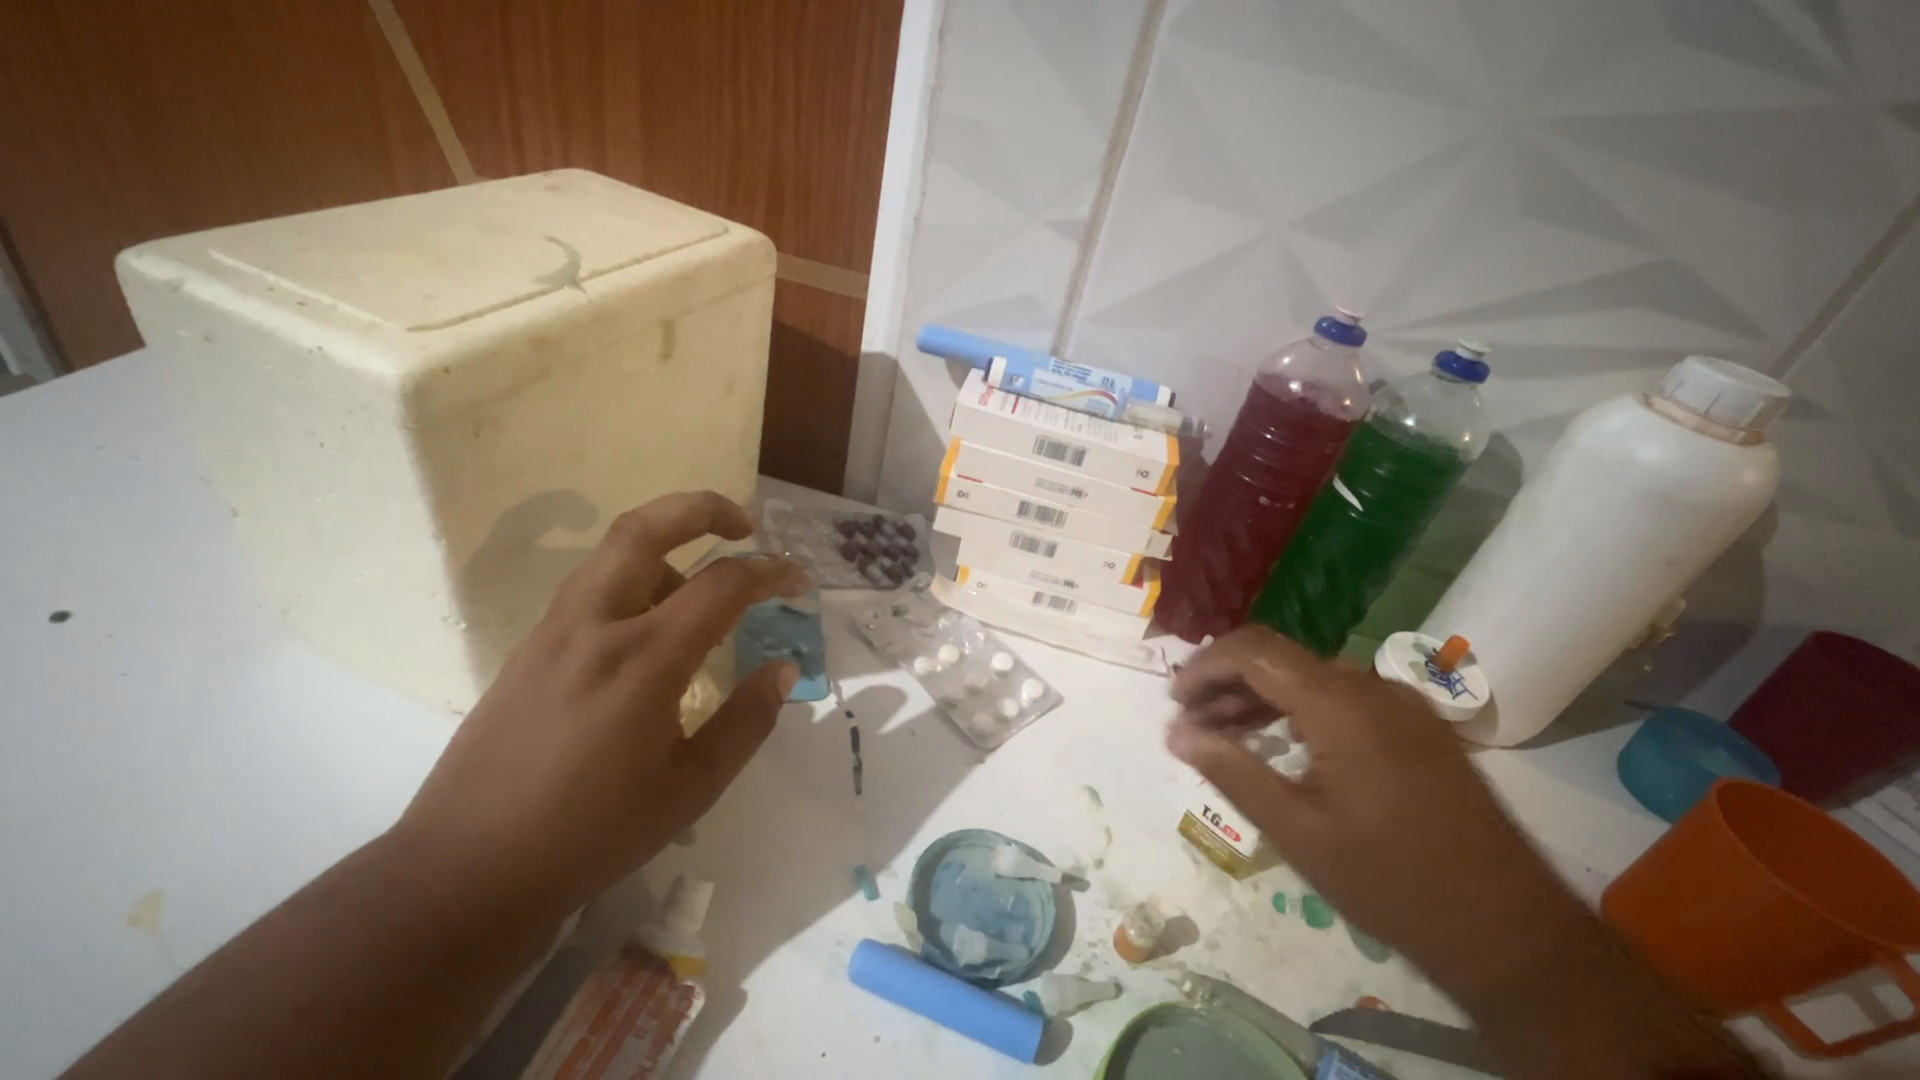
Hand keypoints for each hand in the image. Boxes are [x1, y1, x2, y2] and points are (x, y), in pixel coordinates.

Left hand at [395, 491, 809, 922]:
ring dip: (665, 544)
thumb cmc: (593, 834)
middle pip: (645, 529)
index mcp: (643, 661)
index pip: (720, 586)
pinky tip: (649, 630)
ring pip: (611, 553)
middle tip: (743, 524)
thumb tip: (783, 669)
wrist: (468, 867)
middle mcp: (594, 628)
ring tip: (700, 584)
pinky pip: (589, 589)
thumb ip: (746, 722)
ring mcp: (552, 633)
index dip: (769, 573)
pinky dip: (632, 580)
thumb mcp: (691, 788)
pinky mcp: (528, 650)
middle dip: (701, 508)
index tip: (797, 580)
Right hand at [1167, 627, 1591, 1000]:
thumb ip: (1233, 771)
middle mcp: (1373, 688)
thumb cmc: (1389, 881)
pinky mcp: (1418, 727)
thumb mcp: (1296, 830)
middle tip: (1188, 721)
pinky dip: (1299, 710)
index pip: (1255, 652)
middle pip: (1282, 659)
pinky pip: (1344, 698)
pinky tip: (1279, 744)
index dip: (1205, 667)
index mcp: (1341, 706)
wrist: (1507, 926)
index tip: (1172, 700)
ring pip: (1312, 677)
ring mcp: (1402, 705)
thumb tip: (1177, 732)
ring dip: (1261, 697)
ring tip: (1222, 734)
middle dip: (1227, 682)